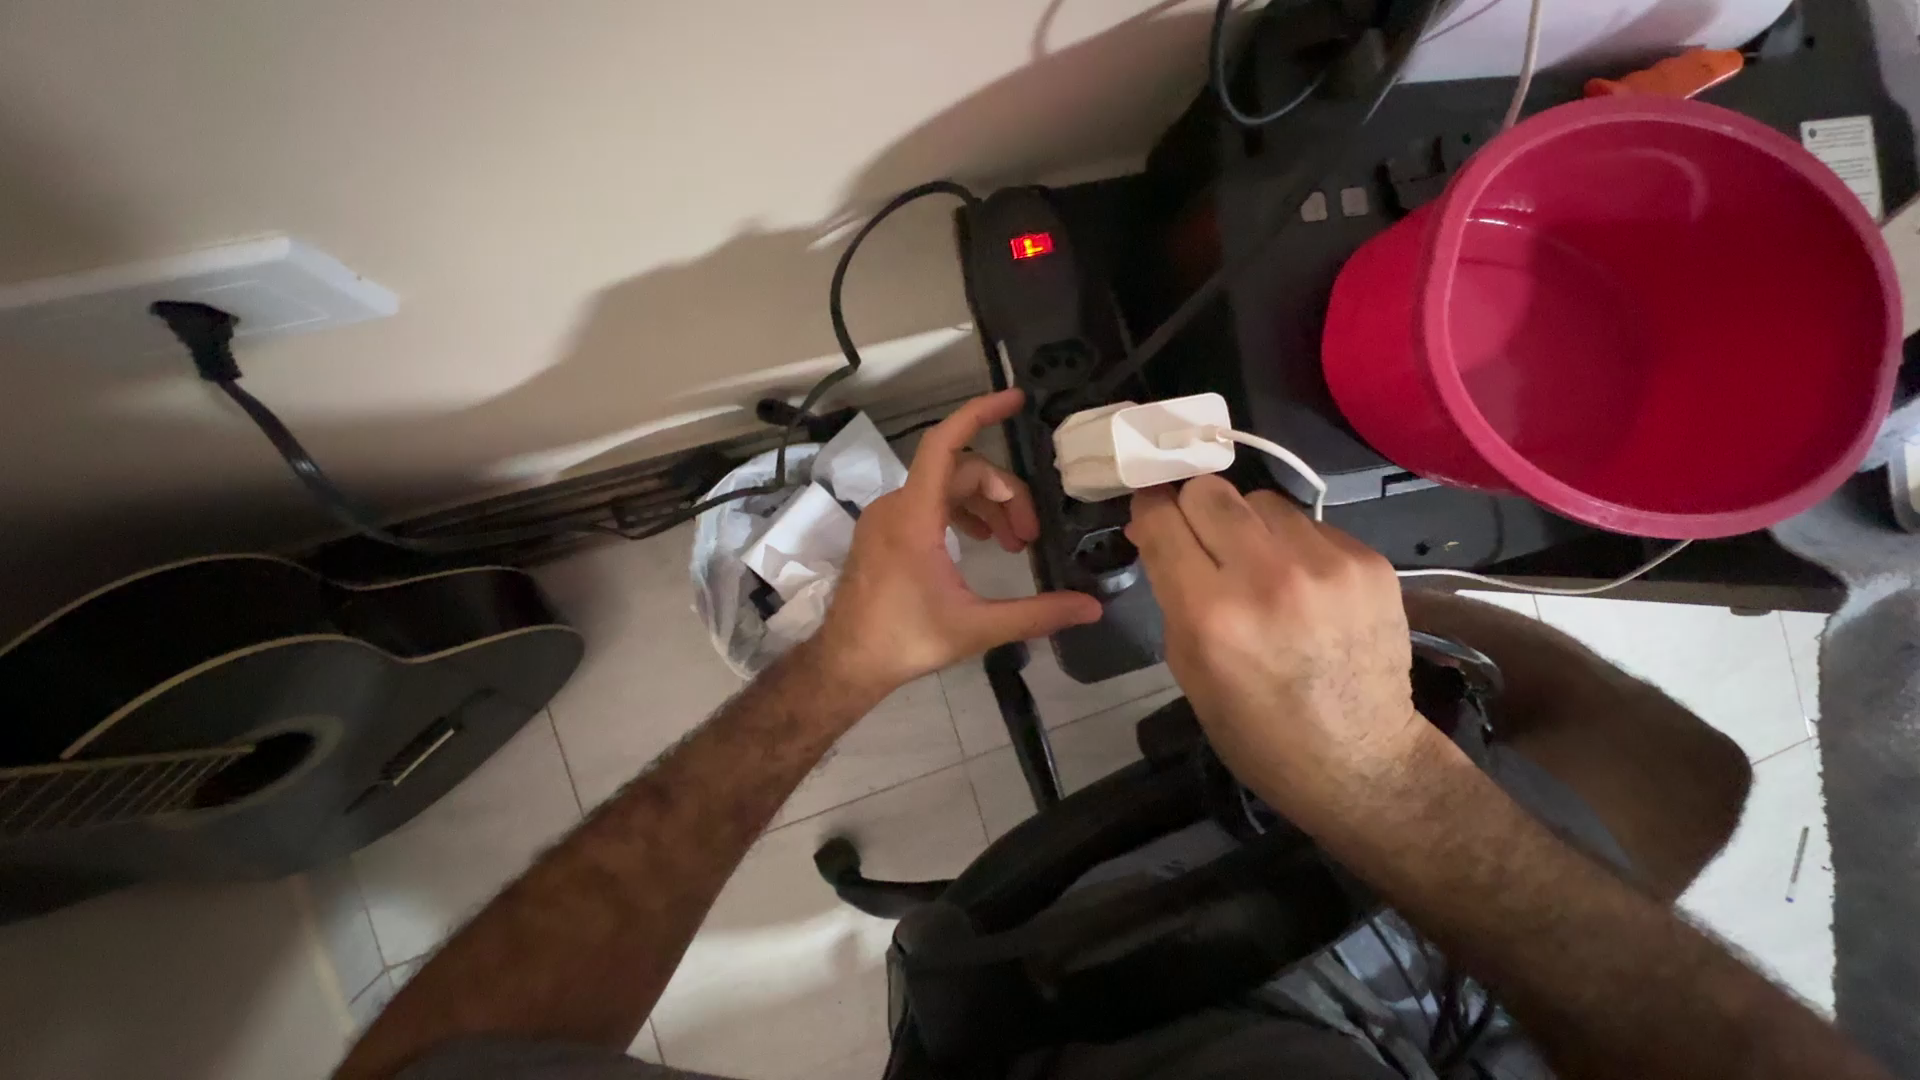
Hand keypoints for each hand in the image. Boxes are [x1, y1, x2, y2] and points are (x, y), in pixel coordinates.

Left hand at [816, 390, 1103, 696]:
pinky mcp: (882, 532)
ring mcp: (885, 518)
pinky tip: (980, 540)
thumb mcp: (977, 628)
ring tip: (1012, 541)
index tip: (1016, 400)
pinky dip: (959, 513)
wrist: (848, 662)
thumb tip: (1091, 607)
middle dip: (1004, 494)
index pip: (945, 443)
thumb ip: (1036, 614)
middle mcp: (896, 506)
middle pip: (960, 471)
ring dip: (984, 505)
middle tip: (1029, 537)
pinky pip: (927, 503)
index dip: (980, 412)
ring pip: (944, 487)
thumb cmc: (905, 641)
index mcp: (914, 516)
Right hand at [1126, 476, 1425, 827]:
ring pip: (1261, 499)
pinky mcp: (1369, 561)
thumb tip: (1155, 530)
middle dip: (1195, 508)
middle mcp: (1267, 576)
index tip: (1151, 515)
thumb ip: (1169, 589)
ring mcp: (1325, 564)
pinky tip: (1303, 584)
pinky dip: (1294, 545)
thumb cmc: (1253, 727)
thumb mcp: (1187, 664)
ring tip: (1260, 566)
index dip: (1149, 511)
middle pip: (1210, 490)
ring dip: (1247, 524)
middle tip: (1202, 538)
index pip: (1163, 517)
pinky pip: (1308, 524)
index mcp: (1210, 612)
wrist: (1359, 761)